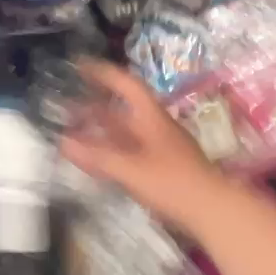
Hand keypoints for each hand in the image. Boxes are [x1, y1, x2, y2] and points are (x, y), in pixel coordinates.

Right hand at [59, 61, 233, 227]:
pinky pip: (128, 153)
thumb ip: (98, 157)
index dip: (104, 73)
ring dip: (100, 131)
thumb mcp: (132, 169)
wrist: (211, 209)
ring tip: (70, 129)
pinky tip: (91, 160)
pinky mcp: (159, 168)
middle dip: (95, 105)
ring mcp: (158, 148)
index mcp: (152, 118)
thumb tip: (64, 141)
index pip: (127, 86)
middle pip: (123, 110)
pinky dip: (108, 153)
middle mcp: (155, 128)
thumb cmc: (174, 183)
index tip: (81, 65)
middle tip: (65, 104)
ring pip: (124, 133)